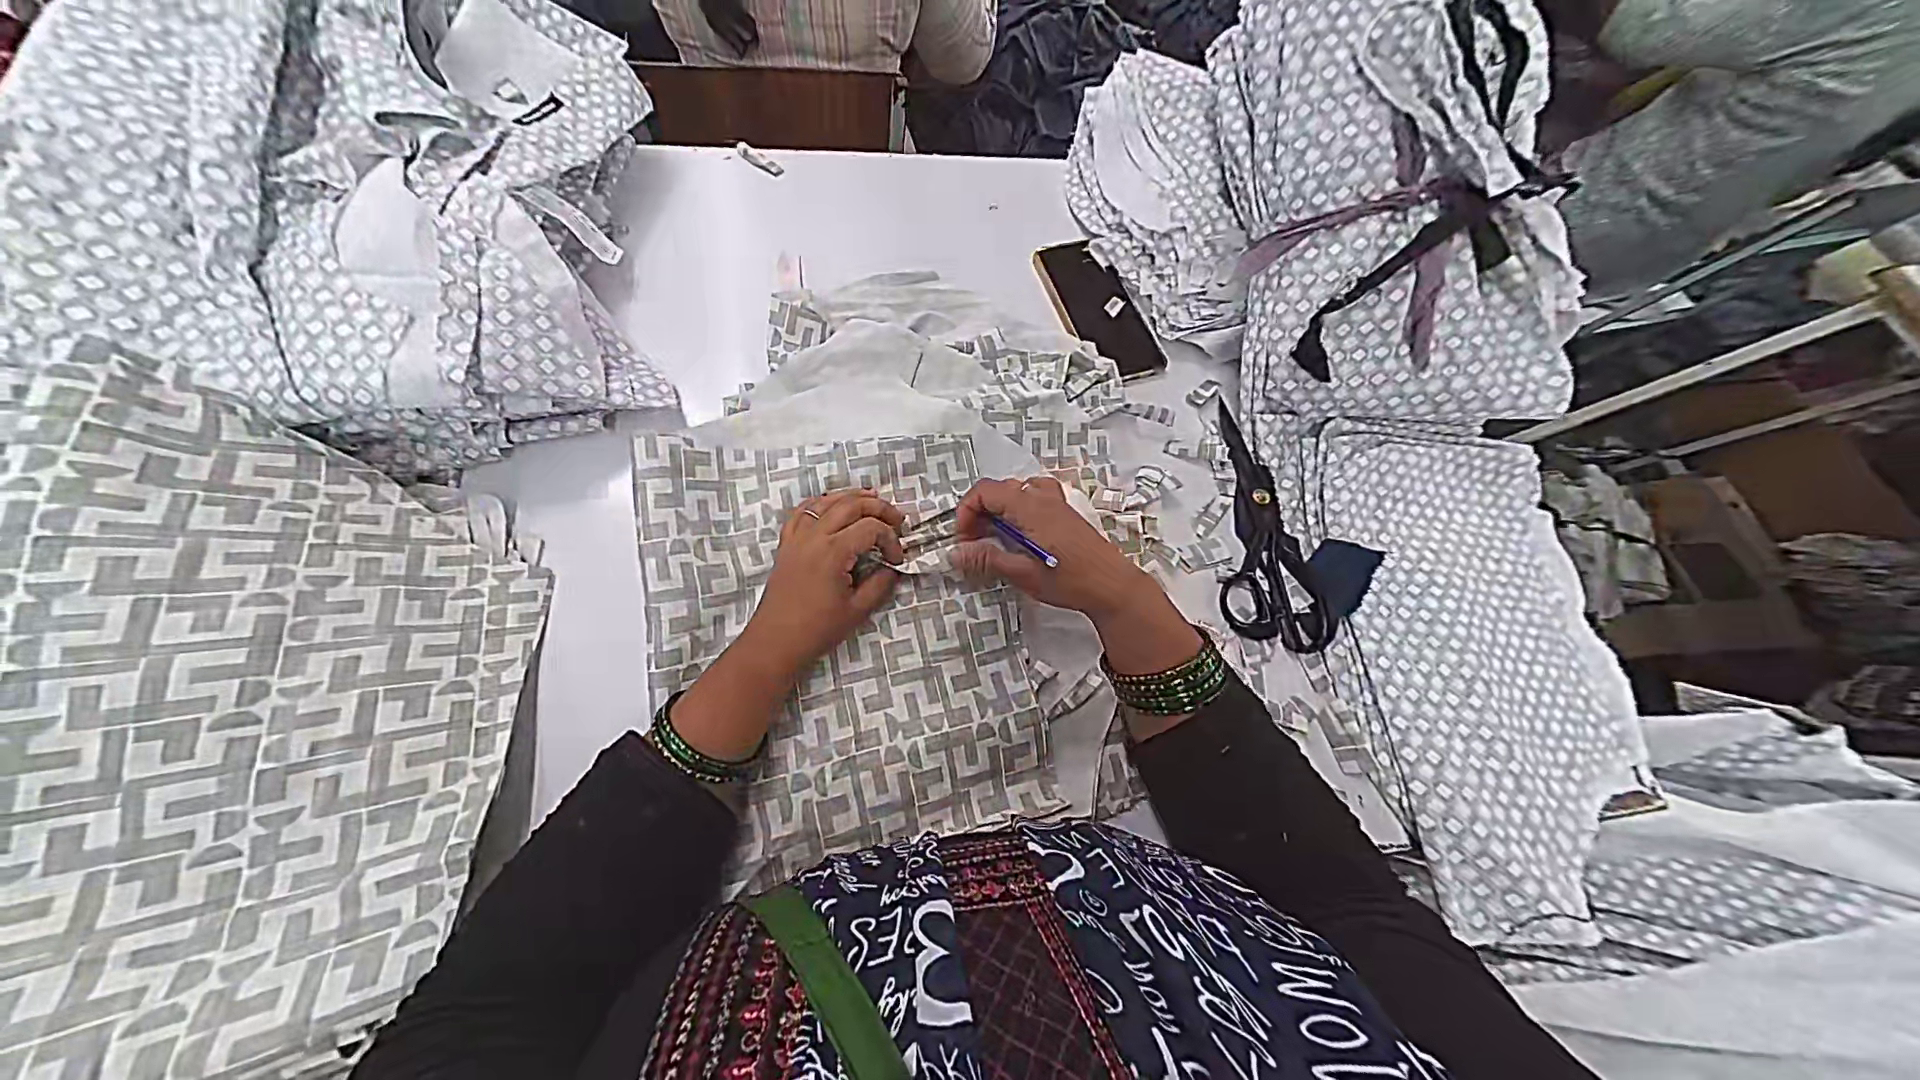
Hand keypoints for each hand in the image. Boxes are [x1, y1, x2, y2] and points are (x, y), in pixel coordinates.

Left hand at [739, 489, 905, 681]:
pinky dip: (820, 503)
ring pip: (826, 502)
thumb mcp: (858, 610)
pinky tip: (832, 505)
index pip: (871, 528)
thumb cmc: (816, 630)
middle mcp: (813, 537)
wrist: (776, 641)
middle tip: (897, 519)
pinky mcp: (787, 544)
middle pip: (851, 505)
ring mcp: (797, 538)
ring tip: (872, 499)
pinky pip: (802, 512)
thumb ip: (880, 584)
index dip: (891, 539)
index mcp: (833, 552)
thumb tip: (892, 568)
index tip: (897, 558)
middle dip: (879, 507)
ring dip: (851, 497)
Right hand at [950, 476, 1155, 619]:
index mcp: (1029, 507)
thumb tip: (957, 553)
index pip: (985, 491)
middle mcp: (1043, 498)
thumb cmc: (1072, 580)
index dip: (967, 511)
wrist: (1112, 586)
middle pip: (999, 490)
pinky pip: (1034, 499)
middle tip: (975, 542)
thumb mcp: (1022, 573)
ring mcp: (1056, 504)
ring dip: (999, 511)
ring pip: (1016, 493)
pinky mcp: (1065, 515)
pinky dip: (1019, 510)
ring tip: (996, 538)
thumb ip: (986, 559)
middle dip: (979, 513)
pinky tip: (1021, 535)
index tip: (964, 537)